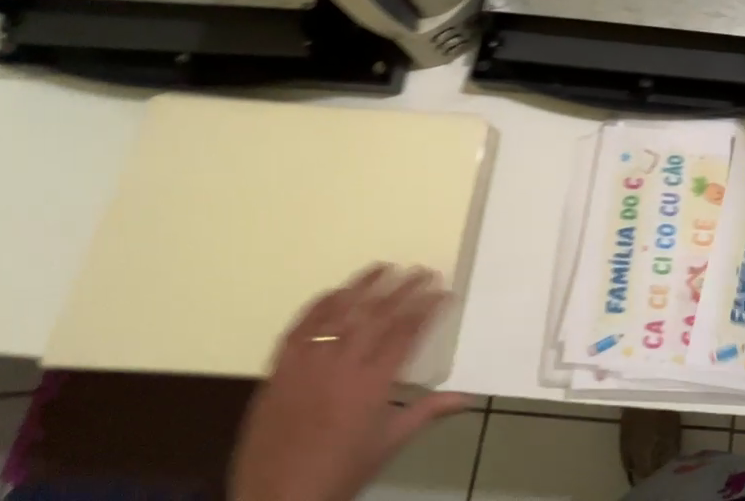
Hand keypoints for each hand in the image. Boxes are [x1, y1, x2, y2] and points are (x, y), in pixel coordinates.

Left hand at [231, 265, 473, 500]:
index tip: (443, 290)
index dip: (427, 306)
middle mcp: (342, 366)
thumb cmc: (340, 473)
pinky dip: (318, 306)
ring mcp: (307, 365)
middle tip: (422, 271)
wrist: (278, 500)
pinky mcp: (280, 370)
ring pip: (339, 313)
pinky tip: (334, 292)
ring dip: (363, 286)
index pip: (406, 330)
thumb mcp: (388, 444)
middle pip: (377, 314)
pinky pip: (300, 328)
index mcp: (373, 383)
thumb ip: (426, 412)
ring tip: (383, 267)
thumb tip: (466, 397)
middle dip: (404, 288)